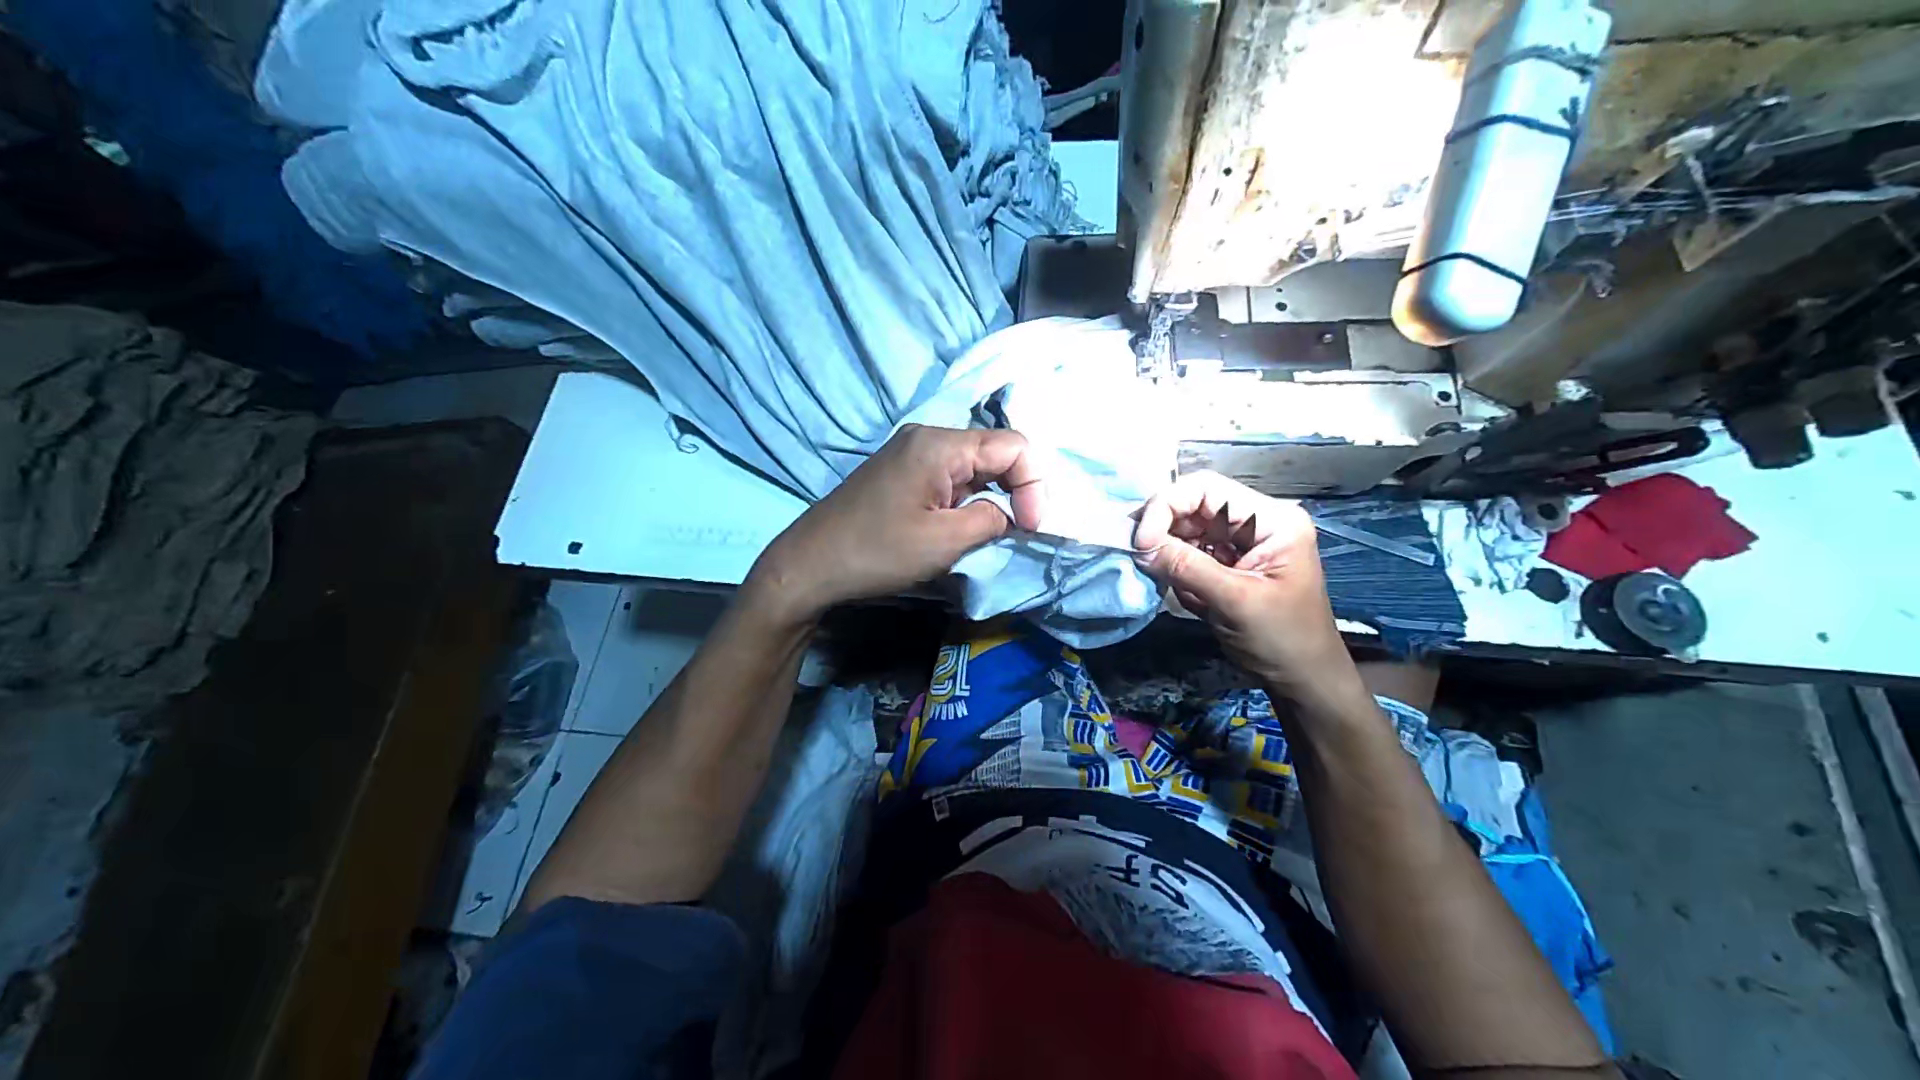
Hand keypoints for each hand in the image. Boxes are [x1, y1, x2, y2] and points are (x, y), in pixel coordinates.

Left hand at [746, 424, 1043, 621]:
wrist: (810, 565)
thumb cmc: (878, 552)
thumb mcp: (946, 541)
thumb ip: (992, 519)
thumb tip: (1010, 514)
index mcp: (940, 444)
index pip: (1014, 446)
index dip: (1033, 485)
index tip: (1029, 527)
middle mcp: (927, 437)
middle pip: (994, 451)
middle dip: (1015, 489)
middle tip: (1018, 531)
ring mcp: (910, 453)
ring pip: (973, 466)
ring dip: (991, 497)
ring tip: (990, 533)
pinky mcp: (900, 472)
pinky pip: (949, 476)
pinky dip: (966, 499)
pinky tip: (961, 526)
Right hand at [1133, 471, 1360, 709]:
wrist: (1303, 680)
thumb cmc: (1283, 639)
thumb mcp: (1235, 602)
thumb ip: (1187, 568)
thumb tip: (1140, 545)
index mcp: (1271, 519)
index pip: (1206, 489)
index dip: (1167, 506)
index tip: (1142, 541)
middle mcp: (1254, 522)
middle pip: (1192, 505)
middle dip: (1162, 529)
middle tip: (1137, 555)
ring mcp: (1238, 543)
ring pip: (1185, 529)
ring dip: (1167, 553)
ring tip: (1161, 578)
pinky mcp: (1225, 564)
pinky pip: (1188, 553)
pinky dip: (1174, 569)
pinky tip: (1184, 592)